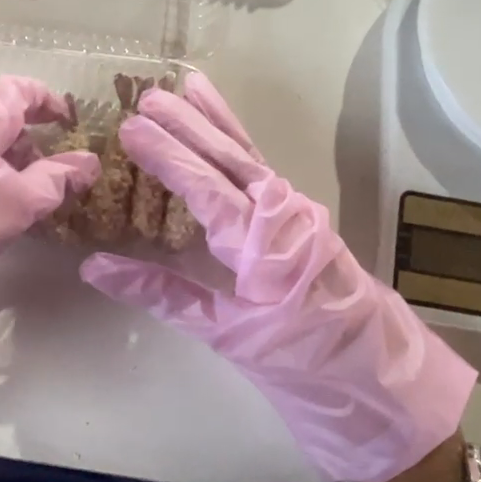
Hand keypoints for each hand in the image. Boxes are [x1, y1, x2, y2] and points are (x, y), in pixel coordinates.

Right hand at [79, 74, 475, 481]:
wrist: (385, 391)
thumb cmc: (307, 367)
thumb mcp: (230, 336)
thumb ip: (164, 294)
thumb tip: (95, 266)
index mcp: (266, 243)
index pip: (207, 187)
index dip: (167, 156)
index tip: (130, 127)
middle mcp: (286, 217)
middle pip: (231, 160)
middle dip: (190, 126)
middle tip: (148, 96)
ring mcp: (299, 218)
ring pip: (251, 159)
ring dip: (218, 125)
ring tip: (189, 90)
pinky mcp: (304, 227)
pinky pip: (265, 176)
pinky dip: (240, 149)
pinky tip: (225, 138)